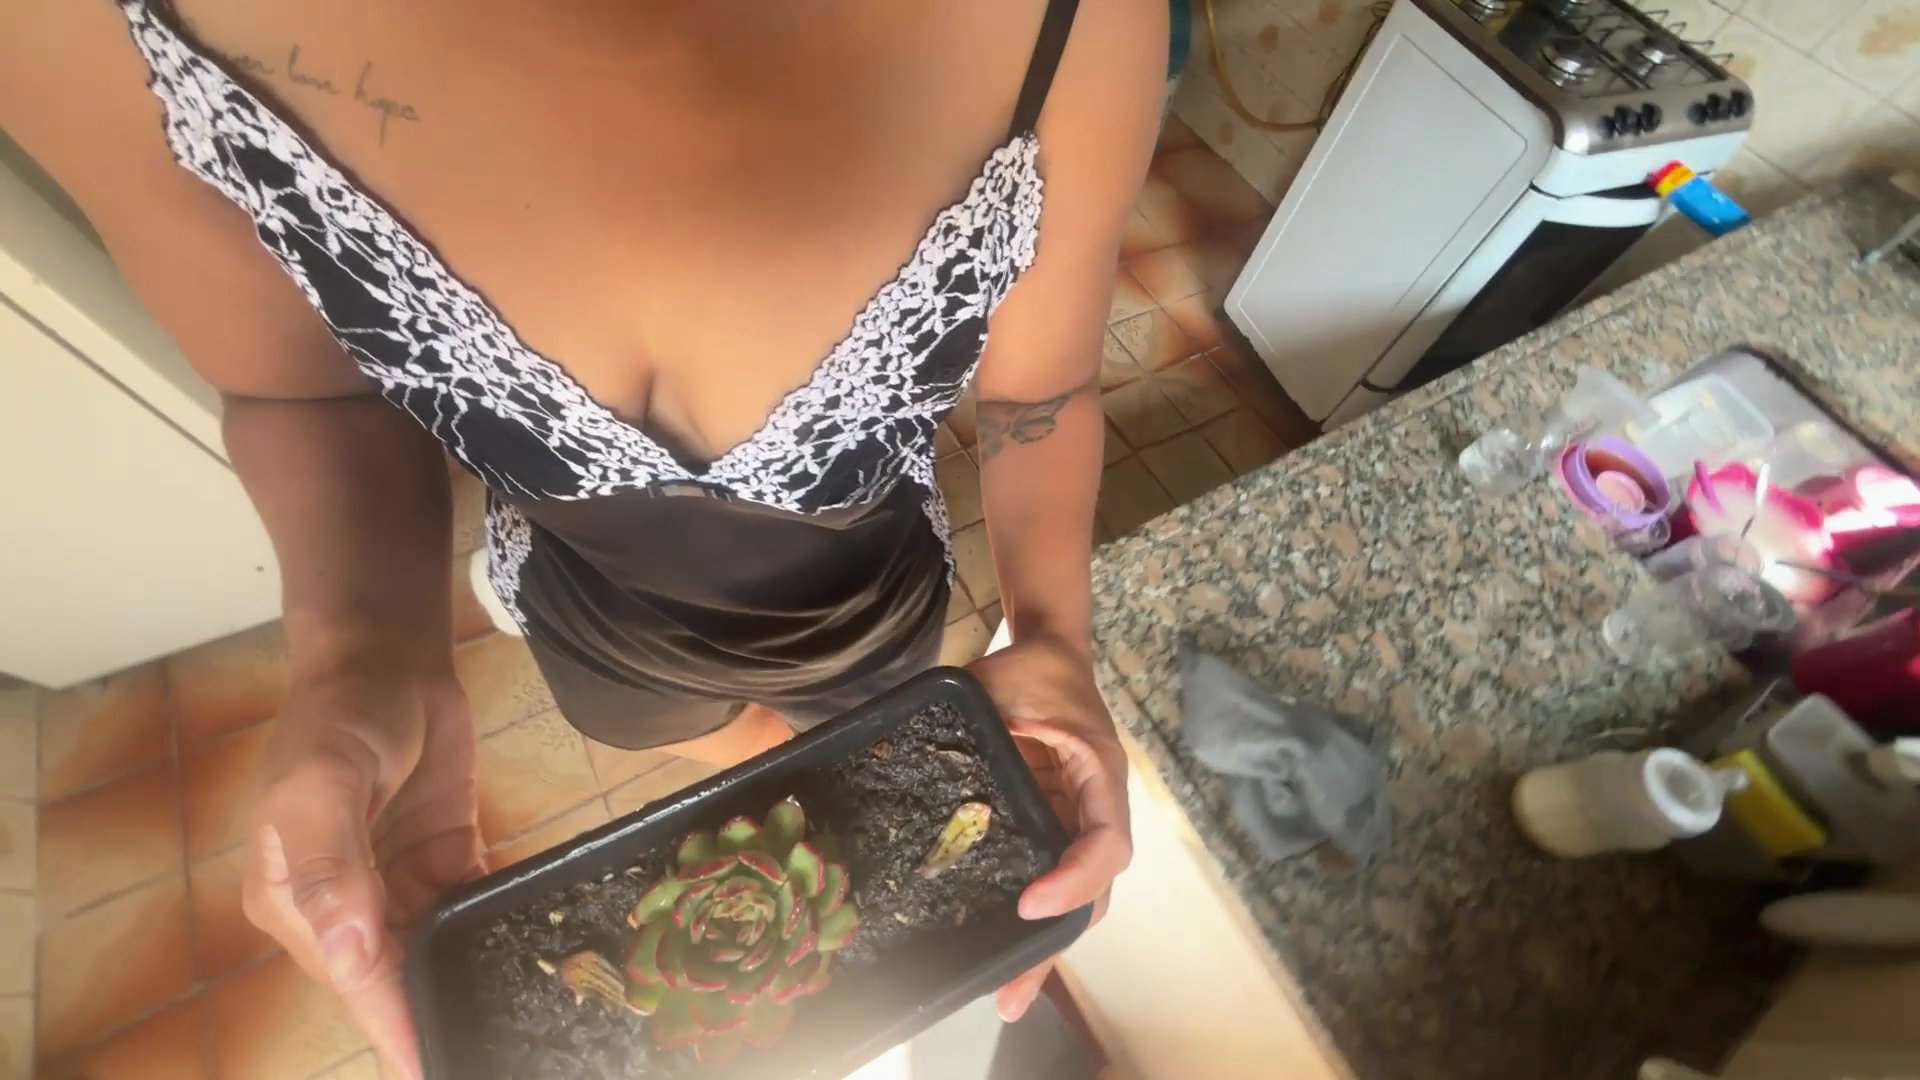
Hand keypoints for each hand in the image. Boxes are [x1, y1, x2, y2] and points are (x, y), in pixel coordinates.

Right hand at [242, 669, 484, 1079]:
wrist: (390, 666)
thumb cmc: (339, 721)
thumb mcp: (318, 786)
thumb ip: (330, 867)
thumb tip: (352, 955)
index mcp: (303, 902)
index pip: (356, 979)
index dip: (394, 1024)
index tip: (435, 1065)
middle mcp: (352, 898)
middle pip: (399, 968)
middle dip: (437, 1005)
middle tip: (497, 1039)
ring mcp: (402, 871)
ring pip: (438, 936)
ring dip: (467, 966)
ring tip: (519, 1005)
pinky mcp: (446, 843)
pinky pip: (472, 891)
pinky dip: (492, 916)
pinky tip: (525, 939)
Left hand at [968, 633, 1130, 1022]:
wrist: (1049, 653)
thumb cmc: (1033, 666)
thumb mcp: (1006, 685)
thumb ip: (984, 720)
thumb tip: (944, 772)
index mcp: (1099, 773)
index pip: (1105, 841)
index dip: (1074, 878)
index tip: (1029, 902)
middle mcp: (1096, 805)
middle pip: (1093, 885)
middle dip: (1057, 938)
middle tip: (1013, 992)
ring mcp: (1075, 816)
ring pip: (1075, 889)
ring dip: (1047, 938)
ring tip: (1008, 992)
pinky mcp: (1051, 819)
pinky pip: (1050, 868)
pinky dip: (1034, 907)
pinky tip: (1004, 940)